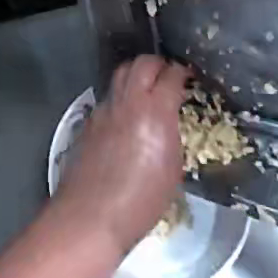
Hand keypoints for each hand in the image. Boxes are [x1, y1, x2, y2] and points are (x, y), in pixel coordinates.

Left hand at [51, 56, 188, 256]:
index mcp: (154, 112)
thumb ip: (171, 134)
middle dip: (158, 64)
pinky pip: (107, 97)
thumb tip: (168, 121)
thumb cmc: (141, 200)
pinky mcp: (89, 120)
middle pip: (141, 64)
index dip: (182, 72)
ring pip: (120, 75)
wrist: (92, 213)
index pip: (170, 76)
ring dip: (136, 74)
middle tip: (169, 75)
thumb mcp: (173, 168)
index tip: (189, 76)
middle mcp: (127, 102)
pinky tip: (127, 115)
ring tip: (148, 89)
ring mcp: (104, 108)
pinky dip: (120, 97)